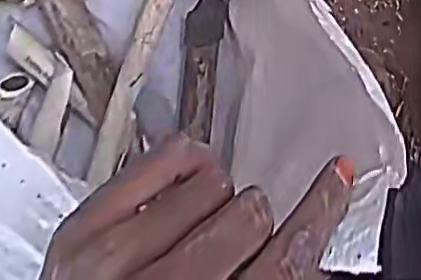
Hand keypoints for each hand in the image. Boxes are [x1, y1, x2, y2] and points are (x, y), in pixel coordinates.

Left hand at [41, 136, 353, 279]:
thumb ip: (270, 277)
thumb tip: (311, 234)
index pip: (284, 262)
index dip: (320, 210)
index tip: (337, 175)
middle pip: (251, 214)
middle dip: (250, 226)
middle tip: (227, 249)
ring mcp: (109, 263)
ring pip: (214, 180)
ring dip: (215, 200)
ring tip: (191, 233)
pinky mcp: (83, 230)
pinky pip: (170, 152)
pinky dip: (188, 165)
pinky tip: (178, 198)